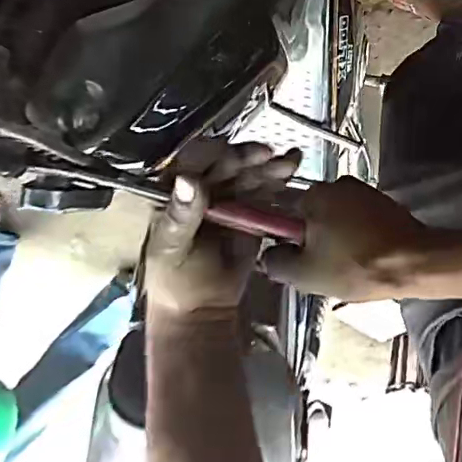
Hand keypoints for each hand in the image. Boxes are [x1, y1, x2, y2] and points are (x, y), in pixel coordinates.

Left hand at [143, 140, 300, 320]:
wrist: (201, 308)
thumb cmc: (173, 280)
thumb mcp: (169, 248)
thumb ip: (180, 216)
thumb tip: (187, 180)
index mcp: (174, 189)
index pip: (193, 161)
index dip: (214, 154)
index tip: (233, 154)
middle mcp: (202, 186)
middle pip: (226, 164)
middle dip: (248, 157)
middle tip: (267, 156)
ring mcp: (228, 196)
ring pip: (249, 174)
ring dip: (269, 166)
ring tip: (288, 162)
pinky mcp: (250, 210)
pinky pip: (265, 191)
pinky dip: (279, 180)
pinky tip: (292, 166)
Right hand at [258, 177, 441, 300]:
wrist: (414, 262)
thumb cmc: (356, 265)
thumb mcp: (305, 274)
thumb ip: (277, 262)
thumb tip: (269, 255)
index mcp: (316, 194)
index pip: (286, 214)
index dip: (291, 240)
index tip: (301, 260)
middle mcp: (339, 184)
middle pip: (314, 216)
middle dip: (317, 241)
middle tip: (325, 269)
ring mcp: (365, 191)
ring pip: (338, 220)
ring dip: (339, 240)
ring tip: (349, 267)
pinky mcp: (385, 203)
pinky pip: (360, 221)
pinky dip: (360, 238)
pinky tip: (367, 259)